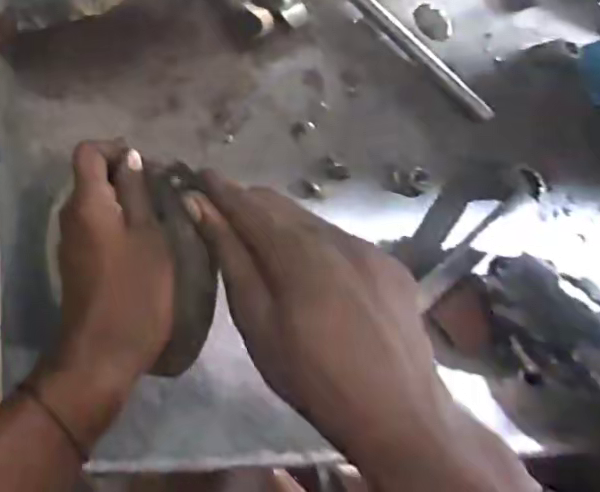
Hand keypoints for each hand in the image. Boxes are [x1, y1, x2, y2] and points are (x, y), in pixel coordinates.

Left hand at [45, 141, 173, 413]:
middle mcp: (70, 212)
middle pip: (90, 174)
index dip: (113, 147)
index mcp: (86, 200)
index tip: (144, 163)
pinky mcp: (76, 258)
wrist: (101, 352)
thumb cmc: (134, 291)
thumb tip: (130, 157)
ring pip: (93, 199)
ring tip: (157, 214)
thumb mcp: (149, 237)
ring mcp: (70, 237)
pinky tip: (142, 240)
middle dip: (122, 173)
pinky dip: (115, 219)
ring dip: (122, 198)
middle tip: (159, 190)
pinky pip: (93, 222)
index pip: (87, 151)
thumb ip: (138, 192)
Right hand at [184, 172, 460, 471]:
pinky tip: (311, 269)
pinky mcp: (390, 264)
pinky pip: (339, 237)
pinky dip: (314, 241)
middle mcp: (333, 236)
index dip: (218, 187)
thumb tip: (198, 205)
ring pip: (308, 218)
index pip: (246, 203)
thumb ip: (229, 256)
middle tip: (220, 211)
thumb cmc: (313, 378)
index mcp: (297, 250)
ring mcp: (366, 248)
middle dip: (246, 202)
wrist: (404, 424)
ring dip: (279, 221)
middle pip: (277, 203)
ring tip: (262, 240)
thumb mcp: (256, 321)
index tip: (196, 174)